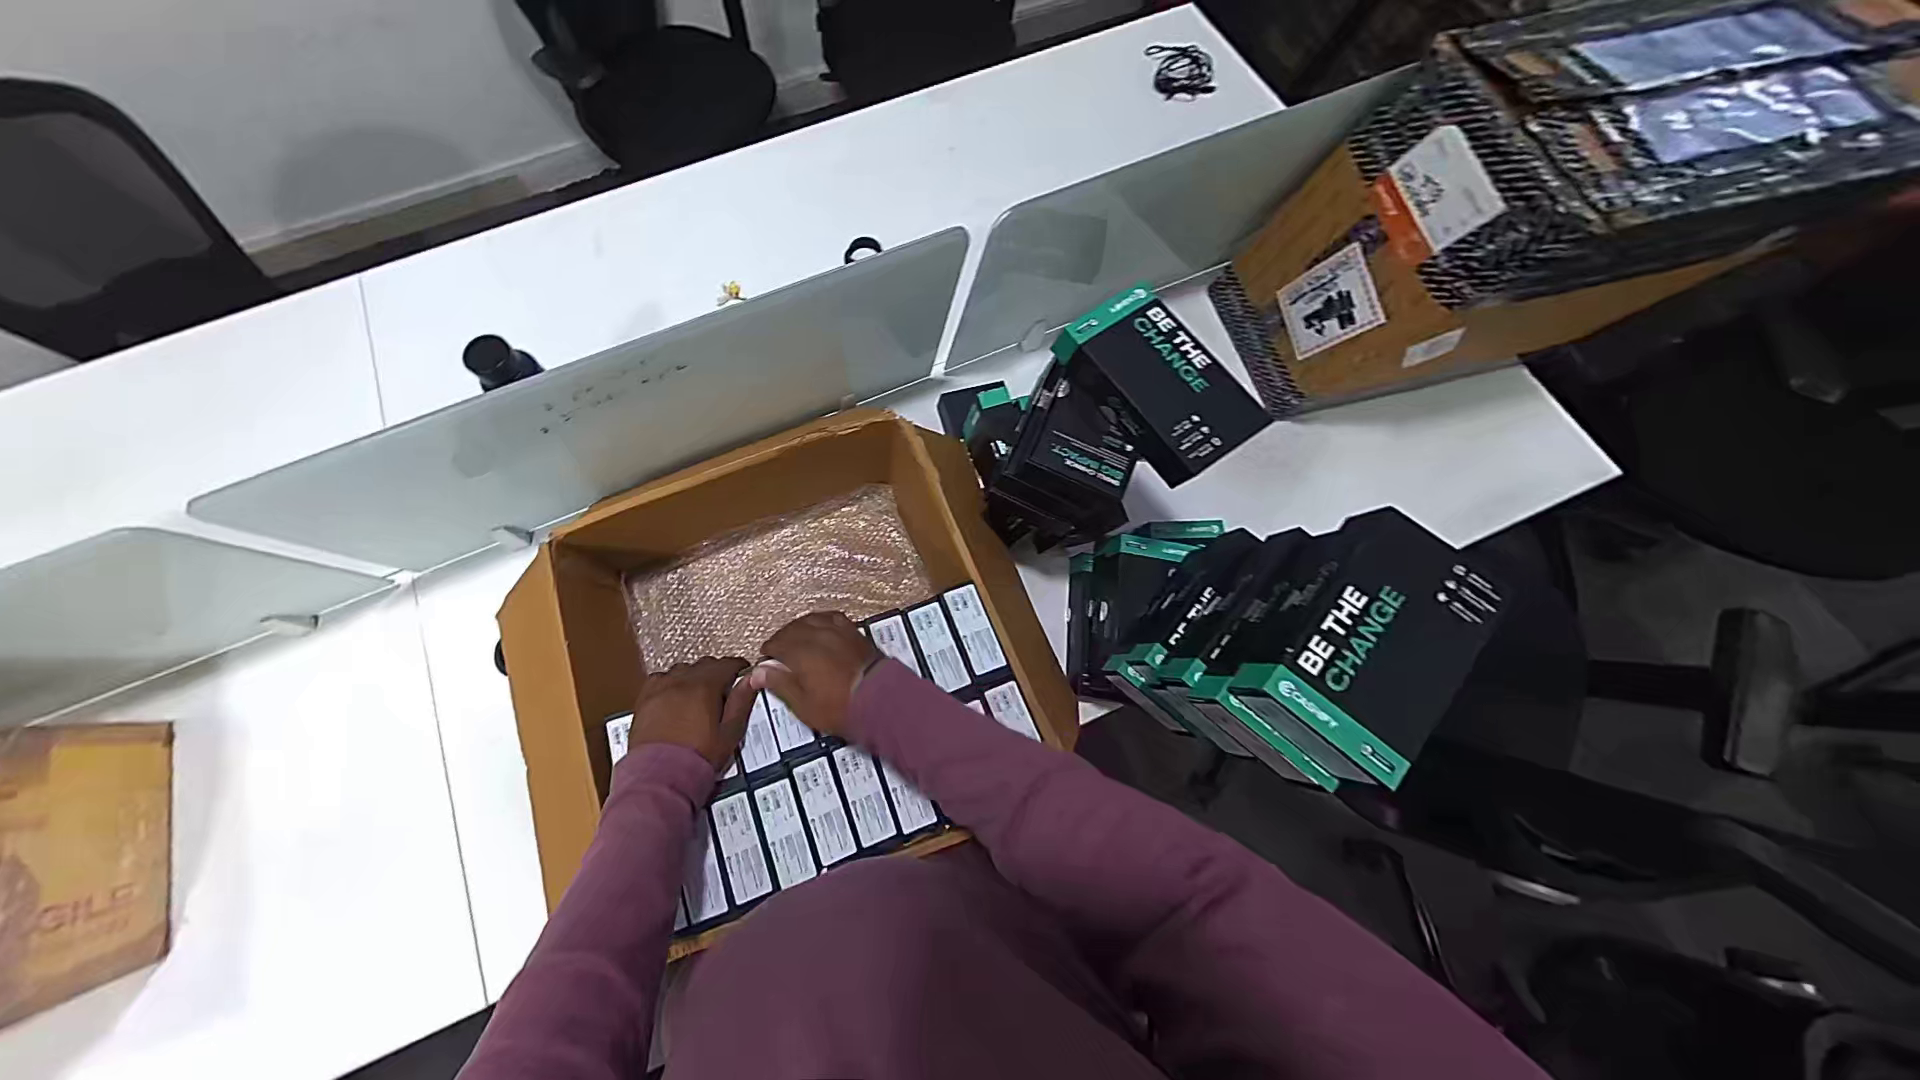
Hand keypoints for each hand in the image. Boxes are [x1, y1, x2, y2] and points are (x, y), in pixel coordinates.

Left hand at [630, 657, 757, 769]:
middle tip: (724, 687)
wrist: (660, 778)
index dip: (738, 667)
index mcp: (704, 687)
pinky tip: (675, 695)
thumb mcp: (730, 732)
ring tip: (700, 693)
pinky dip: (670, 682)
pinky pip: (659, 679)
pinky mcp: (644, 700)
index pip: (726, 664)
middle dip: (717, 672)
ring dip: (694, 676)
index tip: (742, 672)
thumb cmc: (696, 759)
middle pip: (704, 664)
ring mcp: (660, 690)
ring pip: (682, 669)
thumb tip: (750, 680)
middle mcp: (680, 682)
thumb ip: (741, 702)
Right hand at [753, 613, 879, 737]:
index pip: (777, 644)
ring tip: (795, 635)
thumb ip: (780, 684)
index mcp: (802, 653)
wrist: (880, 701)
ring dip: (800, 626)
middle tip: (777, 648)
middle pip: (793, 629)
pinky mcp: (854, 633)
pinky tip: (821, 624)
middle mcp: (819, 637)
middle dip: (781, 637)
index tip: (766, 657)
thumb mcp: (803, 704)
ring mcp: (839, 632)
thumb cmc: (844, 707)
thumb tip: (760, 673)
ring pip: (812, 620)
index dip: (769, 651)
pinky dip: (822, 619)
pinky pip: (833, 617)